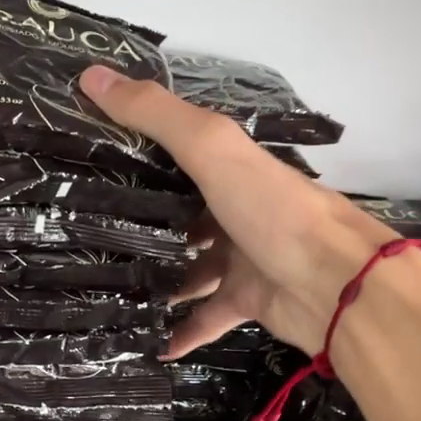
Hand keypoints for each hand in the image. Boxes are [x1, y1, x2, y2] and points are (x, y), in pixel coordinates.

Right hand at [80, 65, 400, 356]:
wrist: (339, 287)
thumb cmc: (273, 211)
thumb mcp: (210, 150)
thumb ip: (155, 116)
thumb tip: (90, 75)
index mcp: (230, 168)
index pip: (174, 155)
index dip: (133, 156)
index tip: (85, 163)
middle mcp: (235, 209)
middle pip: (177, 214)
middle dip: (138, 223)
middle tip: (81, 234)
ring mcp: (242, 257)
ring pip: (187, 267)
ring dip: (154, 277)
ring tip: (103, 286)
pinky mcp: (246, 300)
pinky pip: (204, 317)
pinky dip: (179, 332)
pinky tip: (148, 344)